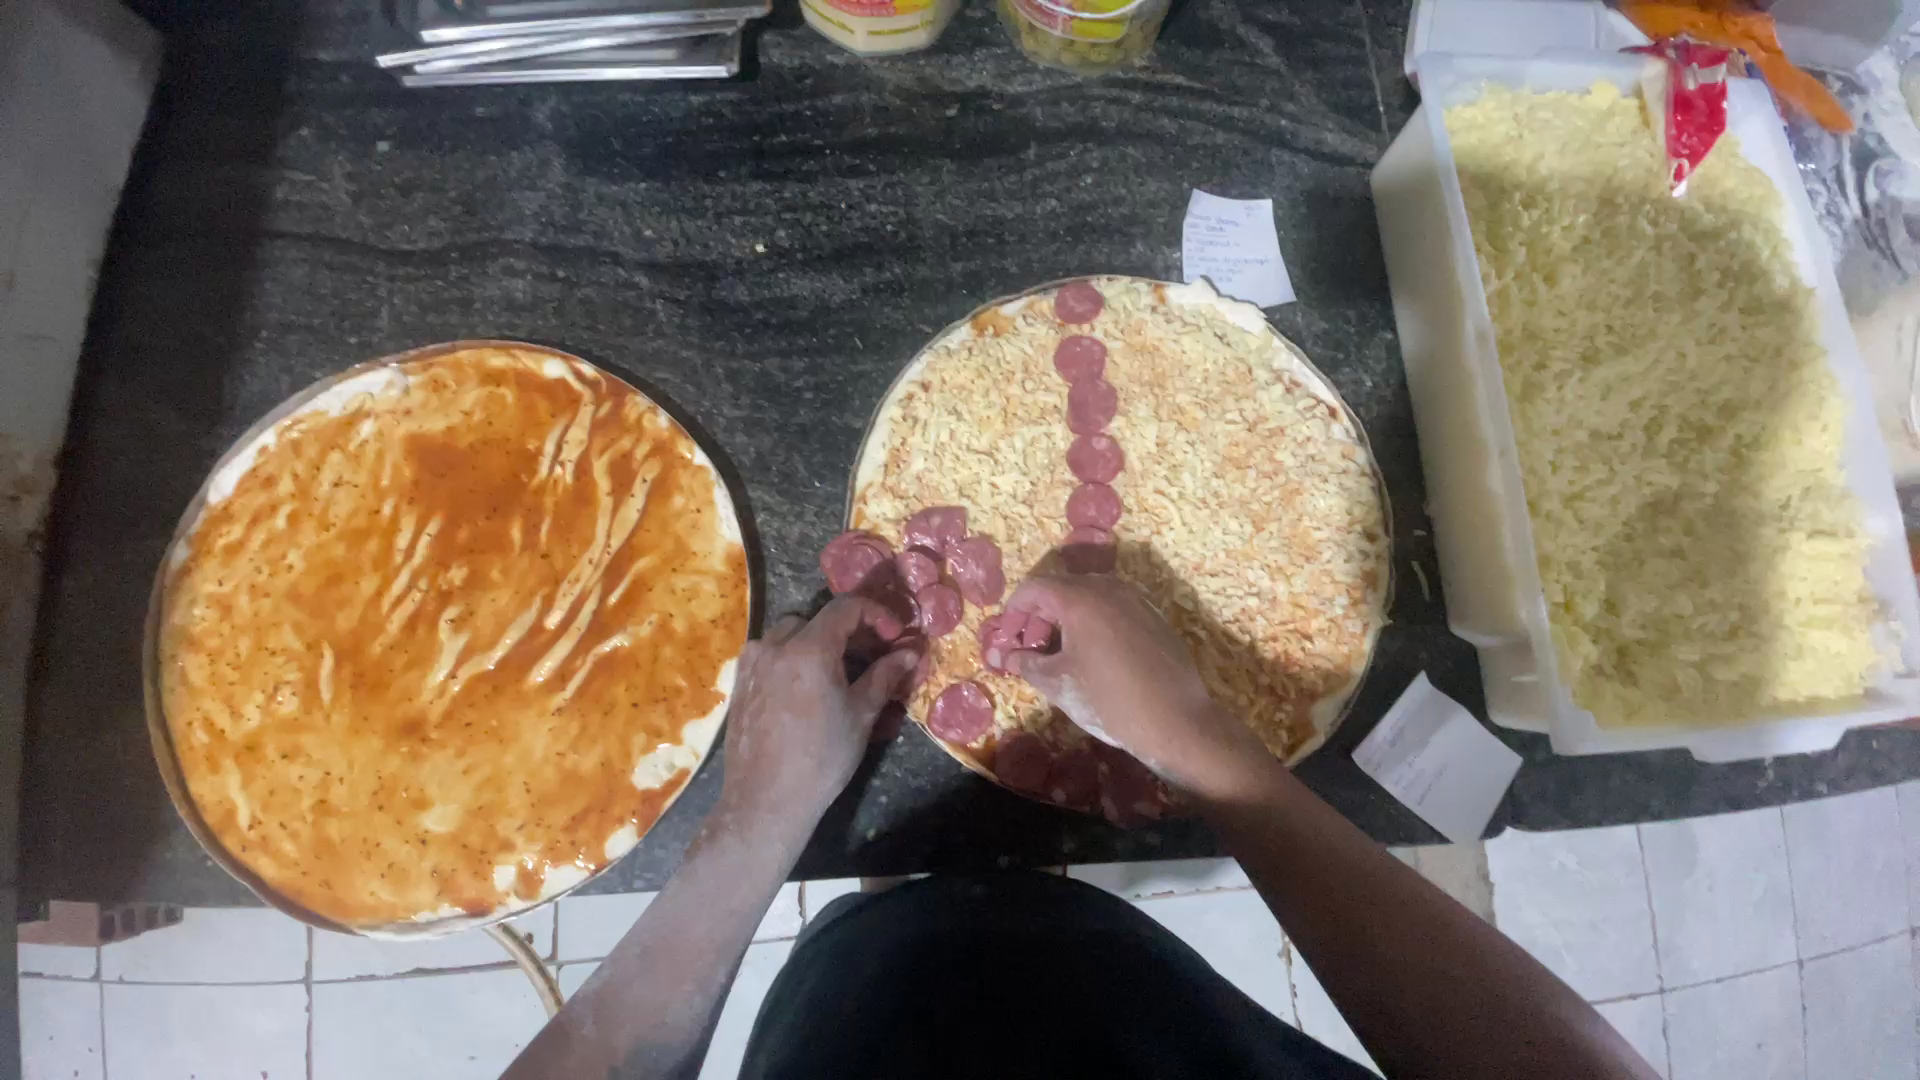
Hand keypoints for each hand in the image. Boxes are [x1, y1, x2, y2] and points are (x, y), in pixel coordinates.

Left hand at [718, 596, 919, 821]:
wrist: (765, 801)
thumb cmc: (822, 757)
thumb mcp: (861, 714)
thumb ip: (884, 675)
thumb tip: (909, 652)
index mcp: (808, 648)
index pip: (846, 607)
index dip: (876, 614)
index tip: (894, 635)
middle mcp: (775, 645)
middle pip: (818, 620)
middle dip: (850, 631)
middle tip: (873, 655)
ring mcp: (752, 663)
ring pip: (791, 634)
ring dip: (819, 642)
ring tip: (840, 671)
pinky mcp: (740, 683)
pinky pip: (771, 654)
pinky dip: (794, 657)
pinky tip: (807, 686)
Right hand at [1004, 575, 1276, 798]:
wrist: (1175, 722)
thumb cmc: (1109, 700)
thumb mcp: (1058, 684)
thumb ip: (1026, 663)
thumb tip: (1005, 657)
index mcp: (1081, 599)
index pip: (1035, 588)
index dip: (1014, 611)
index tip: (1008, 638)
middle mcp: (1109, 589)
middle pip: (1062, 588)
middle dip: (1039, 615)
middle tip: (1031, 649)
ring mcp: (1136, 601)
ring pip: (1090, 597)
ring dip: (1067, 618)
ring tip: (1060, 653)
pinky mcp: (1155, 617)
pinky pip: (1114, 609)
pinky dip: (1094, 623)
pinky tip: (1094, 656)